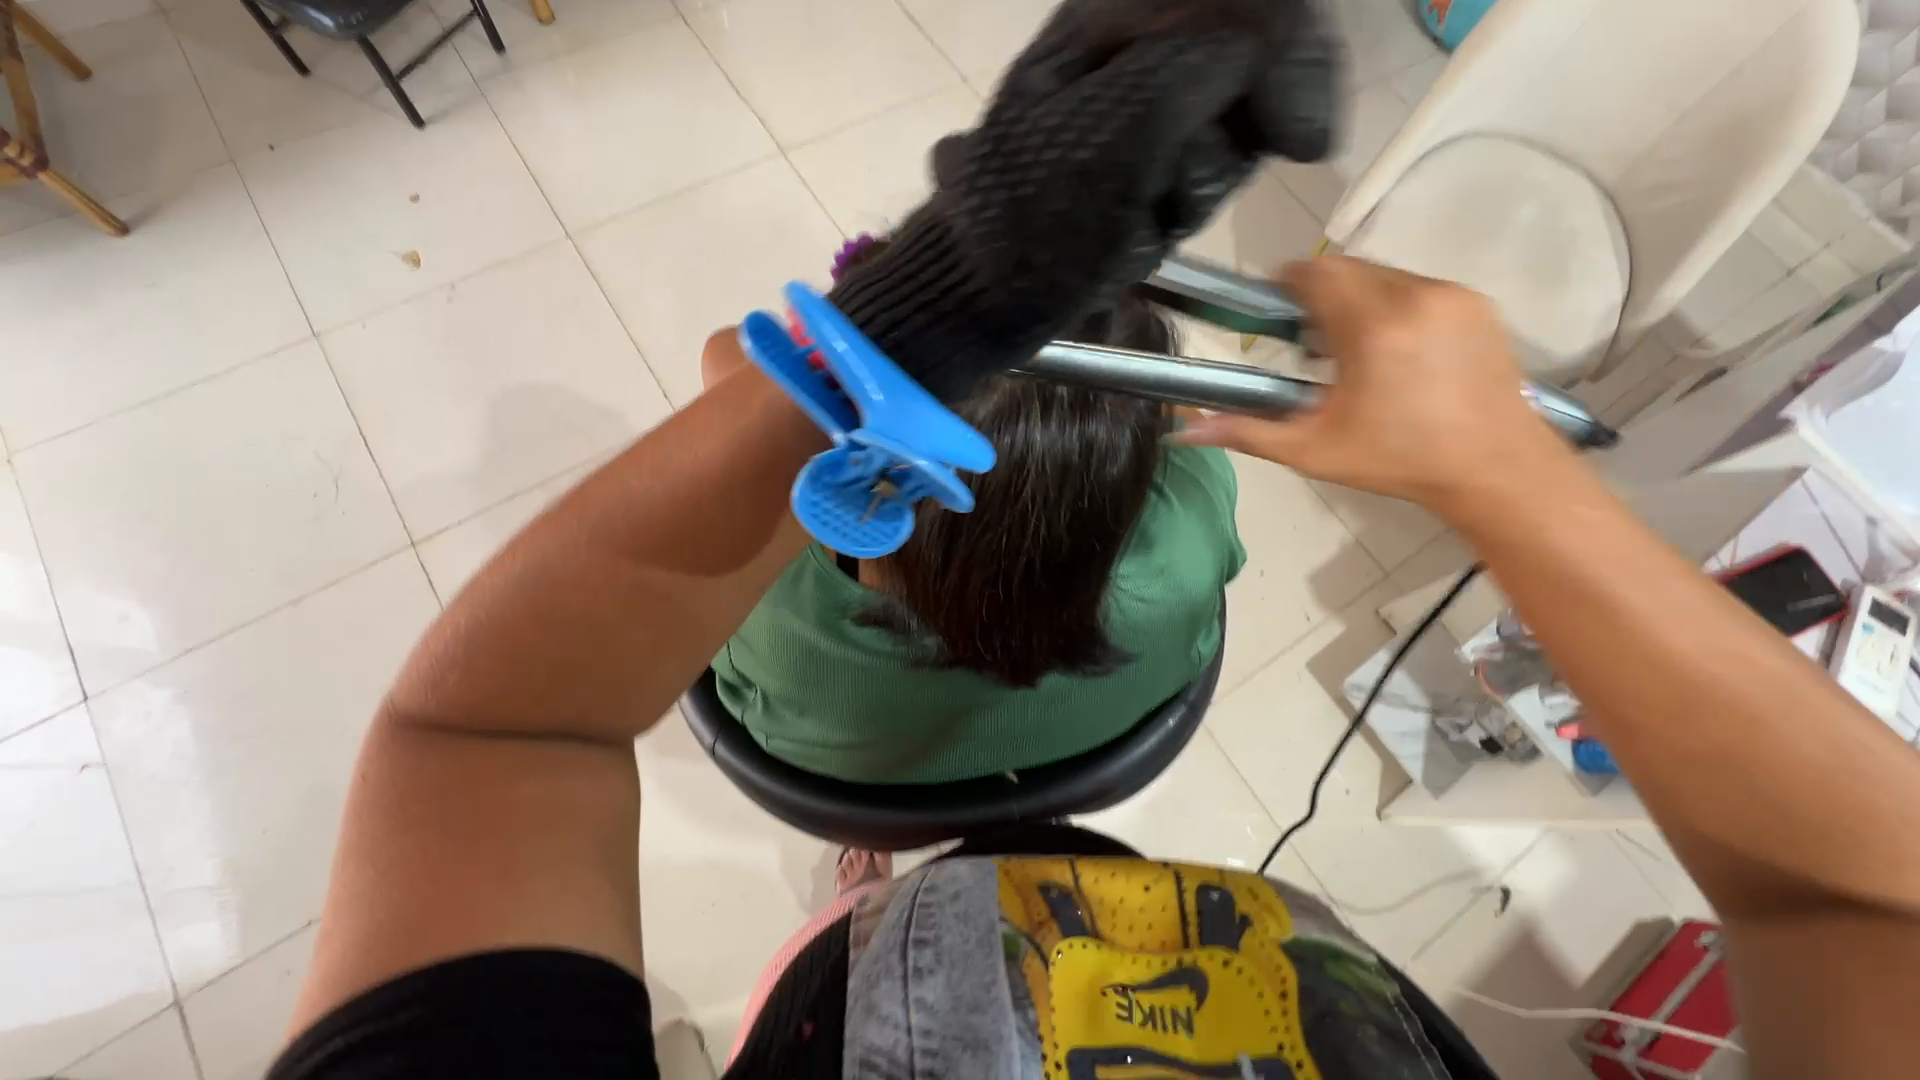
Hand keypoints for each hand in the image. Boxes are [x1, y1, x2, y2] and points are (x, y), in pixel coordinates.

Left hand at [830, 0, 1337, 400]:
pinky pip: (1181, 199)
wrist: (975, 296)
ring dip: (1179, 203)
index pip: (1249, 9)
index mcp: (1118, 18)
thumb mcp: (1129, 117)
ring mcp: (1128, 128)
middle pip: (1242, 90)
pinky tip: (1115, 248)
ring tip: (1121, 227)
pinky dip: (1156, 233)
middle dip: (1208, 157)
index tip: (1301, 140)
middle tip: (1154, 190)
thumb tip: (1293, 66)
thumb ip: (1222, 56)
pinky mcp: (1125, 184)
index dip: (1291, 63)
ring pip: (1216, 153)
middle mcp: (1131, 63)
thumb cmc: (1039, 210)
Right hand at [1180, 256, 1574, 508]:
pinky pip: (1418, 287)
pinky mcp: (1478, 304)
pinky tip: (1392, 350)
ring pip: (1384, 276)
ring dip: (1357, 299)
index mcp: (1373, 328)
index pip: (1317, 272)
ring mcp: (1453, 296)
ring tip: (1349, 349)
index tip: (1272, 307)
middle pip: (1349, 269)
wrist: (1494, 468)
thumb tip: (1184, 431)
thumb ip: (1247, 431)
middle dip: (1320, 293)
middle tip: (1306, 339)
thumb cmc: (1396, 460)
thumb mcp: (1313, 450)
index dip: (1286, 281)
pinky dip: (1394, 306)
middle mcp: (1415, 296)